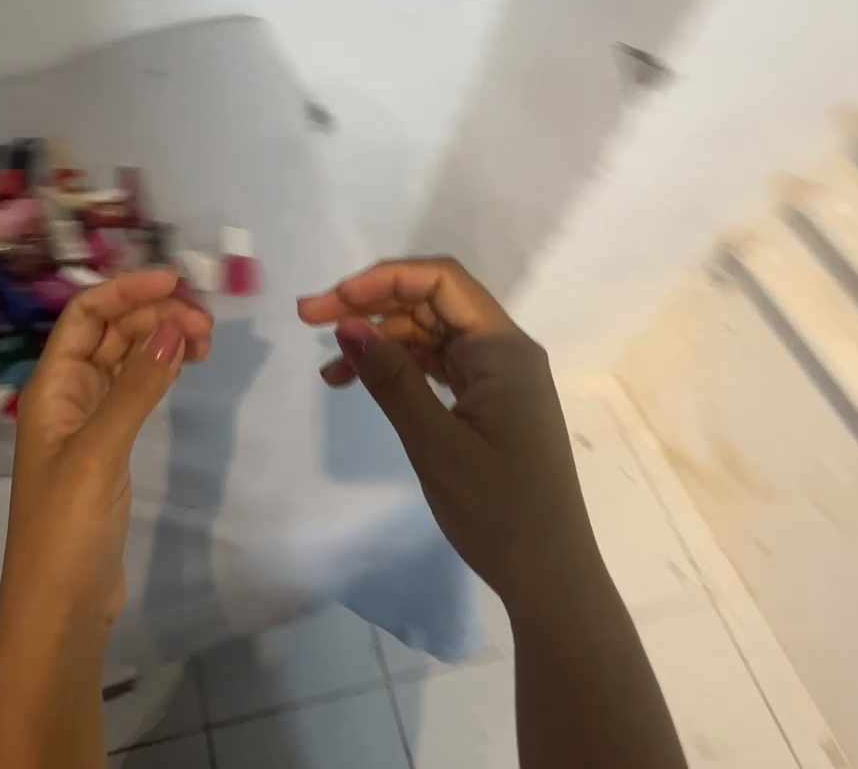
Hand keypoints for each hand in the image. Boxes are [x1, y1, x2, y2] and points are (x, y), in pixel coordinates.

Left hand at [3, 270, 212, 625]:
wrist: (59, 606)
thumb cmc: (67, 525)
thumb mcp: (100, 450)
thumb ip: (136, 387)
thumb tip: (173, 327)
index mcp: (50, 386)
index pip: (85, 315)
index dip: (126, 290)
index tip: (176, 283)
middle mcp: (67, 395)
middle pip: (110, 332)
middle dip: (154, 315)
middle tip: (205, 324)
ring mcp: (89, 421)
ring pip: (126, 360)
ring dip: (160, 341)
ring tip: (204, 342)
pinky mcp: (110, 447)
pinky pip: (135, 391)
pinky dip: (160, 372)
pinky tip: (184, 368)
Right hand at [299, 257, 590, 619]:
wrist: (548, 577)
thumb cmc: (498, 510)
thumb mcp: (434, 442)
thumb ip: (391, 378)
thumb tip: (347, 325)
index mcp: (503, 348)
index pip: (440, 280)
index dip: (382, 279)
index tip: (331, 302)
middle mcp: (503, 349)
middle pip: (431, 301)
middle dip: (371, 303)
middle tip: (310, 318)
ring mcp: (496, 375)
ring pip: (428, 332)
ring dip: (379, 338)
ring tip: (329, 364)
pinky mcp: (486, 400)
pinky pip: (435, 364)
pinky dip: (397, 367)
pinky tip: (358, 381)